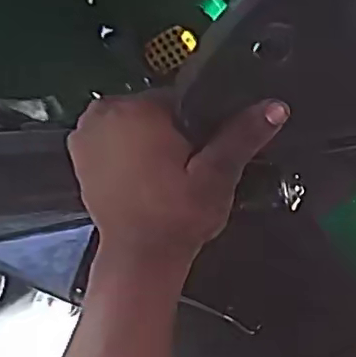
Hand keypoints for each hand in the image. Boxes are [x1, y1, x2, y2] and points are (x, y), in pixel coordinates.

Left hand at [67, 95, 287, 260]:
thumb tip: (273, 108)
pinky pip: (119, 143)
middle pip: (159, 112)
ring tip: (172, 181)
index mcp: (136, 109)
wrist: (140, 258)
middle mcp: (103, 115)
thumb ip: (243, 135)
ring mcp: (87, 136)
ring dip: (156, 145)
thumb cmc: (176, 219)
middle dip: (179, 136)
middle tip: (192, 172)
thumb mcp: (219, 174)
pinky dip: (135, 157)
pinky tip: (152, 183)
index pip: (183, 98)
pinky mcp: (83, 157)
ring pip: (139, 127)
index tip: (208, 154)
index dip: (203, 127)